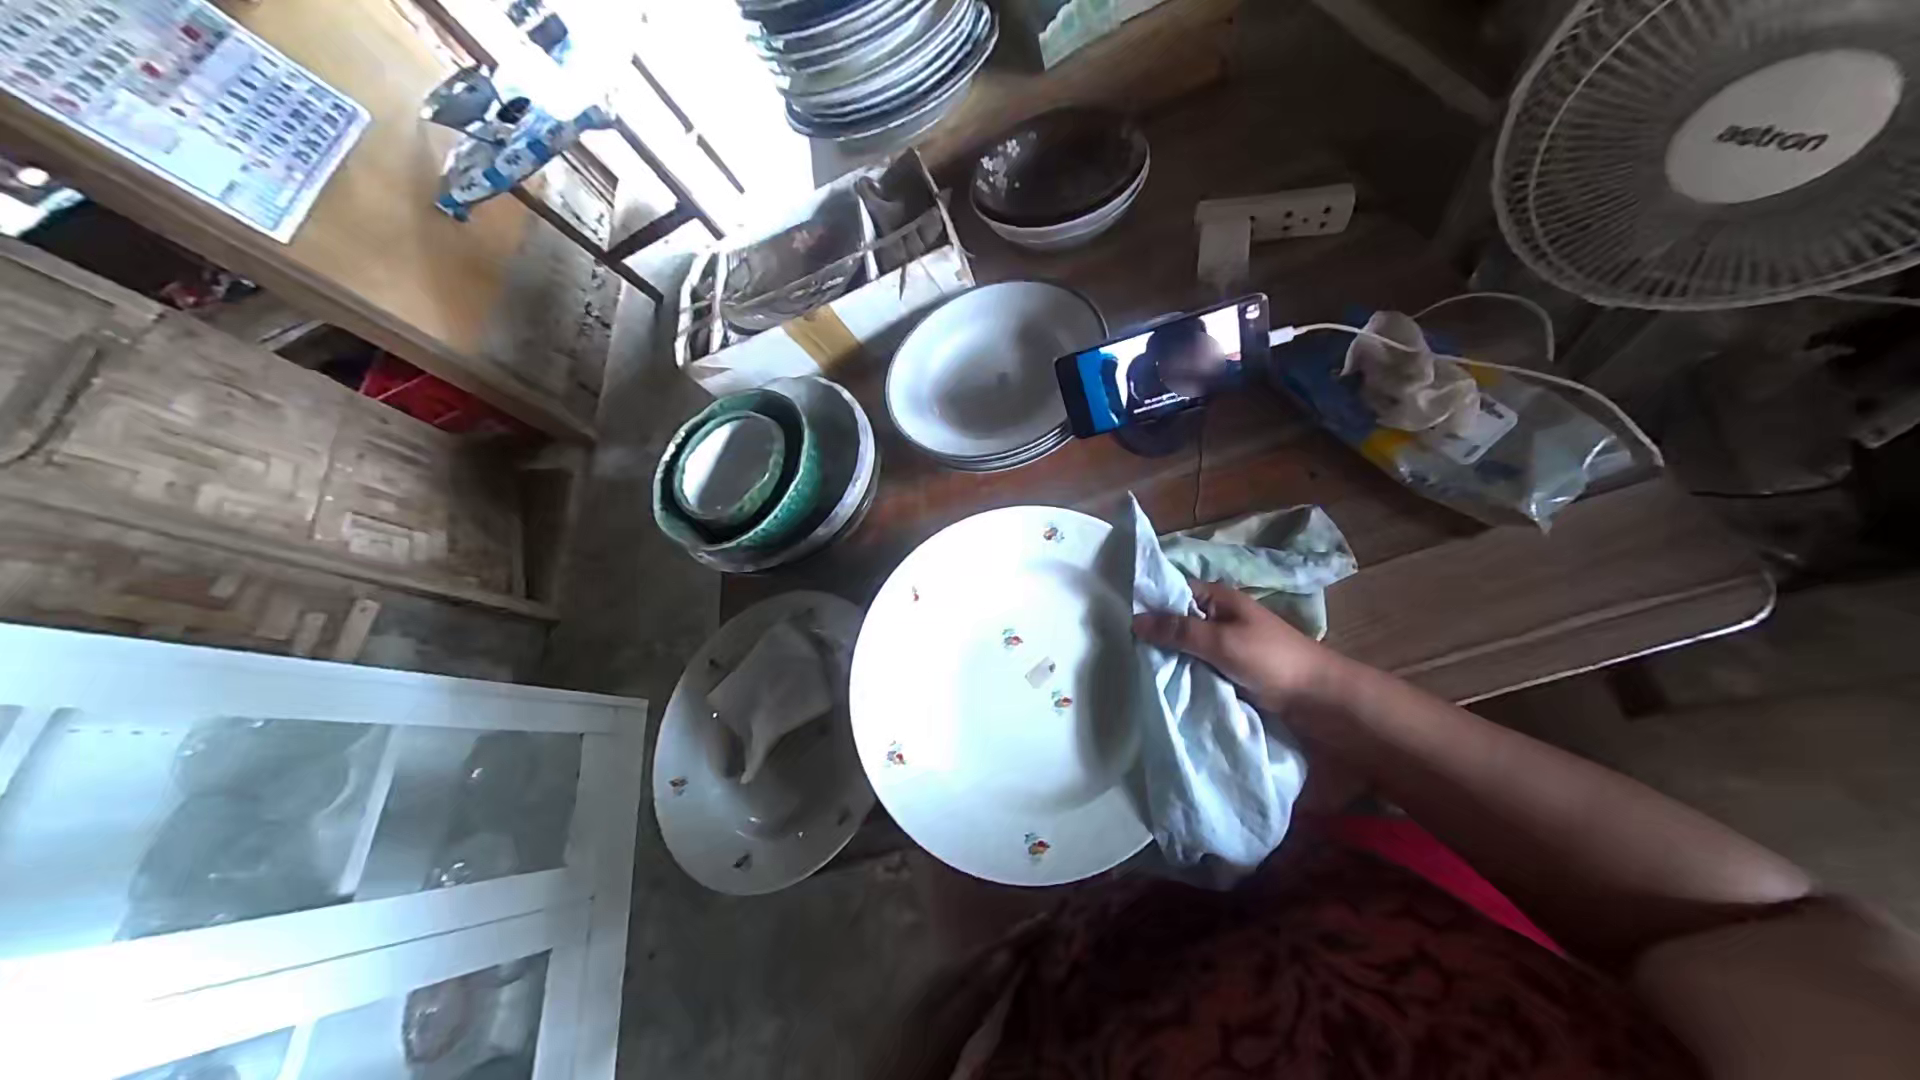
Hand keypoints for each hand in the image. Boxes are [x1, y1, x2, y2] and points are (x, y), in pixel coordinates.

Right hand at [1132, 578, 1349, 711]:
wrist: (1316, 698)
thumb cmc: (1271, 659)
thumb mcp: (1220, 641)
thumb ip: (1178, 630)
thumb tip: (1134, 620)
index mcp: (1217, 598)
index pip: (1172, 590)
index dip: (1147, 599)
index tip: (1116, 613)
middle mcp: (1217, 616)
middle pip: (1174, 618)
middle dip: (1151, 630)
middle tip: (1117, 642)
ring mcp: (1221, 643)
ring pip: (1182, 644)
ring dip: (1164, 653)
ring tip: (1129, 661)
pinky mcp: (1224, 667)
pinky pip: (1193, 663)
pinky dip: (1178, 669)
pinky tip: (1155, 677)